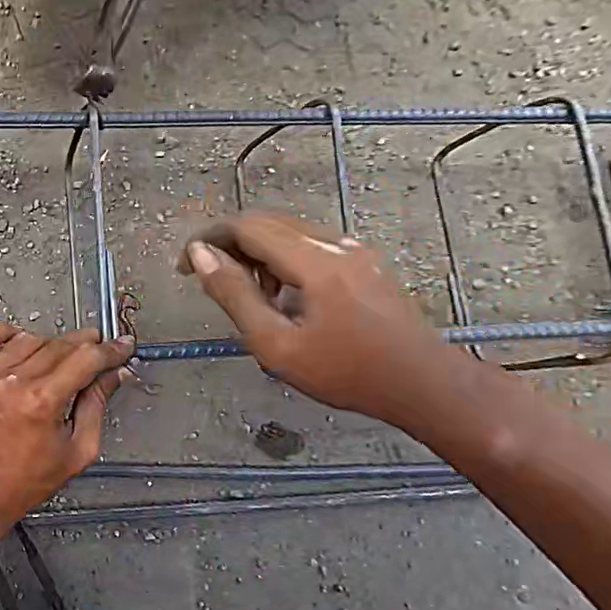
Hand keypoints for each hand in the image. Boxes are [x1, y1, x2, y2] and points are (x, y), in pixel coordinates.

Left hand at [0, 323, 133, 523]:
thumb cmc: (27, 477)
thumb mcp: (78, 449)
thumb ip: (96, 405)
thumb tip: (114, 374)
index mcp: (41, 403)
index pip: (85, 359)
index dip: (109, 350)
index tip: (120, 346)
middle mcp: (11, 384)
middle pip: (59, 345)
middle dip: (85, 344)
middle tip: (97, 348)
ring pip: (28, 338)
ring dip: (49, 343)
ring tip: (57, 358)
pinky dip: (4, 333)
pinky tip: (18, 340)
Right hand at [177, 211, 459, 423]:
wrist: (426, 385)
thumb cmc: (348, 373)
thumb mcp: (277, 344)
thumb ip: (235, 295)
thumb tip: (200, 255)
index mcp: (313, 261)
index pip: (246, 227)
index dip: (208, 239)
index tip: (185, 265)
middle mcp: (335, 244)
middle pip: (267, 223)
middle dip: (229, 244)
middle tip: (207, 278)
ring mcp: (354, 250)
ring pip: (289, 232)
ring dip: (256, 253)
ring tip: (245, 295)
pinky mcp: (365, 262)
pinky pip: (311, 245)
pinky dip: (282, 260)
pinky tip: (283, 296)